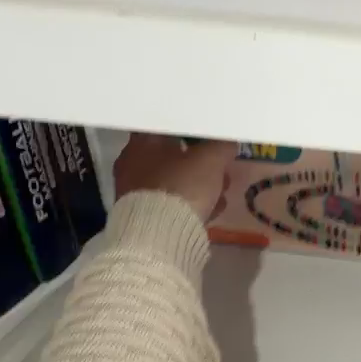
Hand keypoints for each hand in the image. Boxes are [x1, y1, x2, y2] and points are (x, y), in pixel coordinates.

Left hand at [113, 134, 238, 221]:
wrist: (159, 234)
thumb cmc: (182, 186)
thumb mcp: (211, 160)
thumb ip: (222, 146)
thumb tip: (228, 142)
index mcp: (144, 142)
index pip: (167, 126)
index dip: (193, 131)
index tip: (211, 138)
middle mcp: (132, 163)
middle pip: (173, 155)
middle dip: (201, 163)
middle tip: (221, 167)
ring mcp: (135, 190)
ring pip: (175, 180)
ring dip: (199, 185)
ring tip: (220, 193)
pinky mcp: (143, 214)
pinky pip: (171, 201)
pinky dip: (190, 203)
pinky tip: (209, 211)